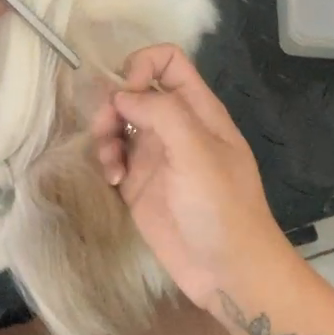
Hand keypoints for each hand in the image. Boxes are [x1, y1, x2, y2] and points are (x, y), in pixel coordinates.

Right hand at [89, 45, 291, 308]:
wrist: (229, 273)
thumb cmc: (222, 208)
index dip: (142, 65)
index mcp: (197, 110)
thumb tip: (121, 95)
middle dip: (112, 104)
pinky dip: (105, 162)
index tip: (127, 94)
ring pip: (117, 123)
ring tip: (109, 163)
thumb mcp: (197, 152)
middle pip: (133, 91)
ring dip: (104, 134)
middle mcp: (174, 126)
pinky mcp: (138, 184)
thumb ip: (161, 113)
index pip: (167, 61)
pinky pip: (112, 156)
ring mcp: (155, 155)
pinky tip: (111, 181)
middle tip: (106, 130)